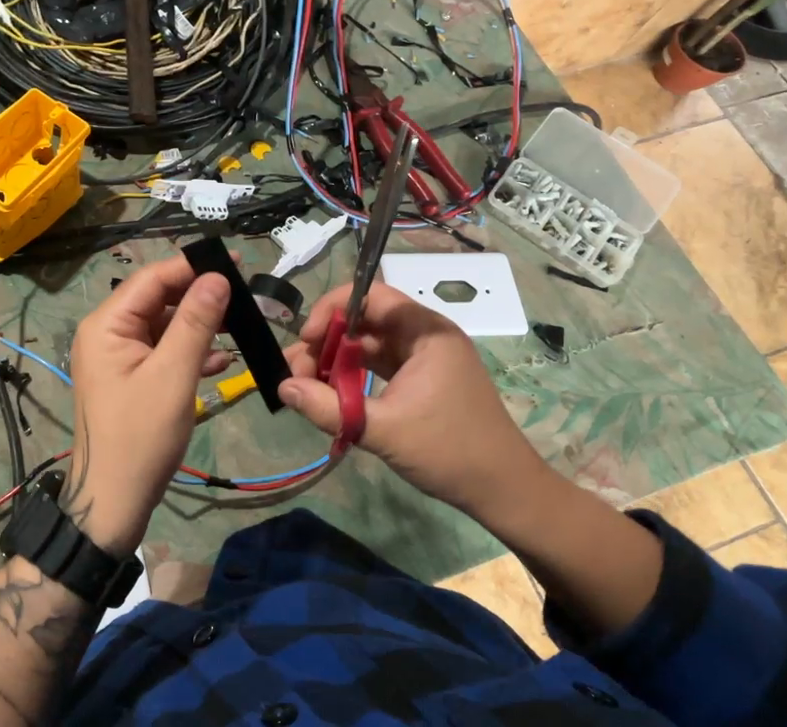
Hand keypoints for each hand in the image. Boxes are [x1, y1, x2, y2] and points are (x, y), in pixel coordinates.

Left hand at [61, 258, 232, 554]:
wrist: (113, 502)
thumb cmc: (140, 437)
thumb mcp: (173, 376)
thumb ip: (196, 322)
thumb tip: (218, 277)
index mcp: (107, 324)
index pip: (152, 278)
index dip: (193, 267)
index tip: (238, 263)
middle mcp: (106, 333)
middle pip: (157, 299)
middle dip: (200, 297)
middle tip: (245, 296)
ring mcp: (116, 357)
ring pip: (163, 326)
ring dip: (199, 326)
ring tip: (240, 326)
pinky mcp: (129, 379)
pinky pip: (162, 353)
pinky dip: (190, 353)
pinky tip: (221, 361)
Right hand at [278, 281, 554, 518]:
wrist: (504, 491)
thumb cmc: (450, 451)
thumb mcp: (383, 429)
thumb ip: (329, 408)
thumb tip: (282, 387)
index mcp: (427, 332)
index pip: (370, 296)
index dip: (332, 311)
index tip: (307, 339)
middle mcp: (426, 336)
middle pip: (365, 320)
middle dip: (327, 341)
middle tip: (297, 371)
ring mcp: (426, 358)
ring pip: (369, 344)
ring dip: (336, 360)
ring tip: (306, 385)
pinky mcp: (423, 380)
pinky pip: (380, 365)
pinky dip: (354, 375)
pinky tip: (331, 394)